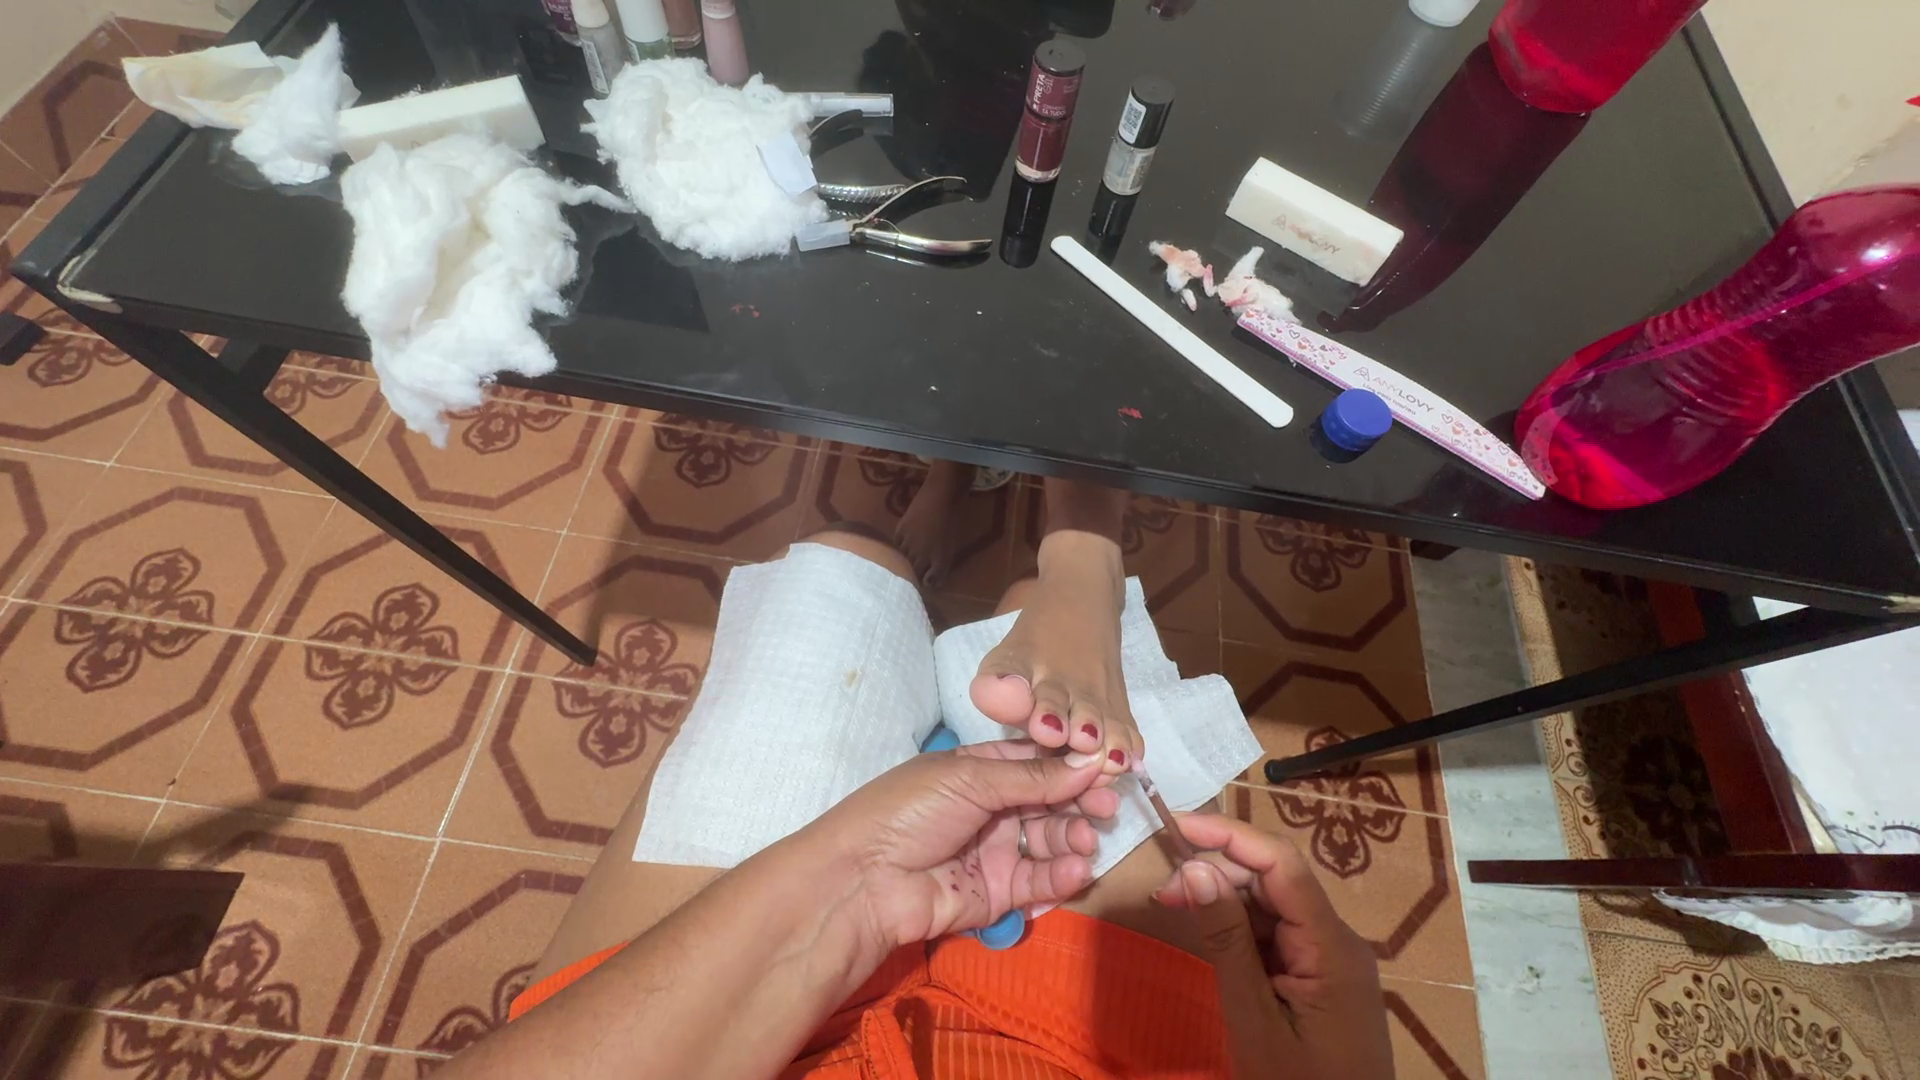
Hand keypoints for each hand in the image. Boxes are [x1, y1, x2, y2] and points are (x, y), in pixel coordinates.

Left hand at [807, 740, 1119, 950]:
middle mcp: (991, 807)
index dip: (1070, 764)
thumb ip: (1031, 776)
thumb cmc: (911, 809)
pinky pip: (1037, 881)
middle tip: (1108, 806)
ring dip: (1073, 838)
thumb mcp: (969, 779)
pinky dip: (1060, 875)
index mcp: (979, 770)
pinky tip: (1076, 869)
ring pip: (1049, 840)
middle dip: (1079, 802)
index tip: (1108, 765)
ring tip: (1087, 840)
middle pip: (1049, 801)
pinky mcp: (997, 893)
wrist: (865, 879)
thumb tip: (1089, 761)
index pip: (1035, 761)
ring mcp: (995, 850)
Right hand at [1153, 814, 1392, 1079]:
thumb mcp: (1254, 1020)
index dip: (1229, 834)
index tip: (1176, 826)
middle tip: (1164, 891)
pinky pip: (1275, 930)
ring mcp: (1329, 956)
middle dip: (1217, 869)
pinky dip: (1237, 924)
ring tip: (1175, 906)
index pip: (1281, 863)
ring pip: (1271, 901)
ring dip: (1222, 895)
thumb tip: (1193, 867)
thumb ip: (1226, 940)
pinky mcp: (1318, 974)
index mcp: (1332, 946)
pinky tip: (1207, 930)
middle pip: (1274, 877)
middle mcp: (1336, 939)